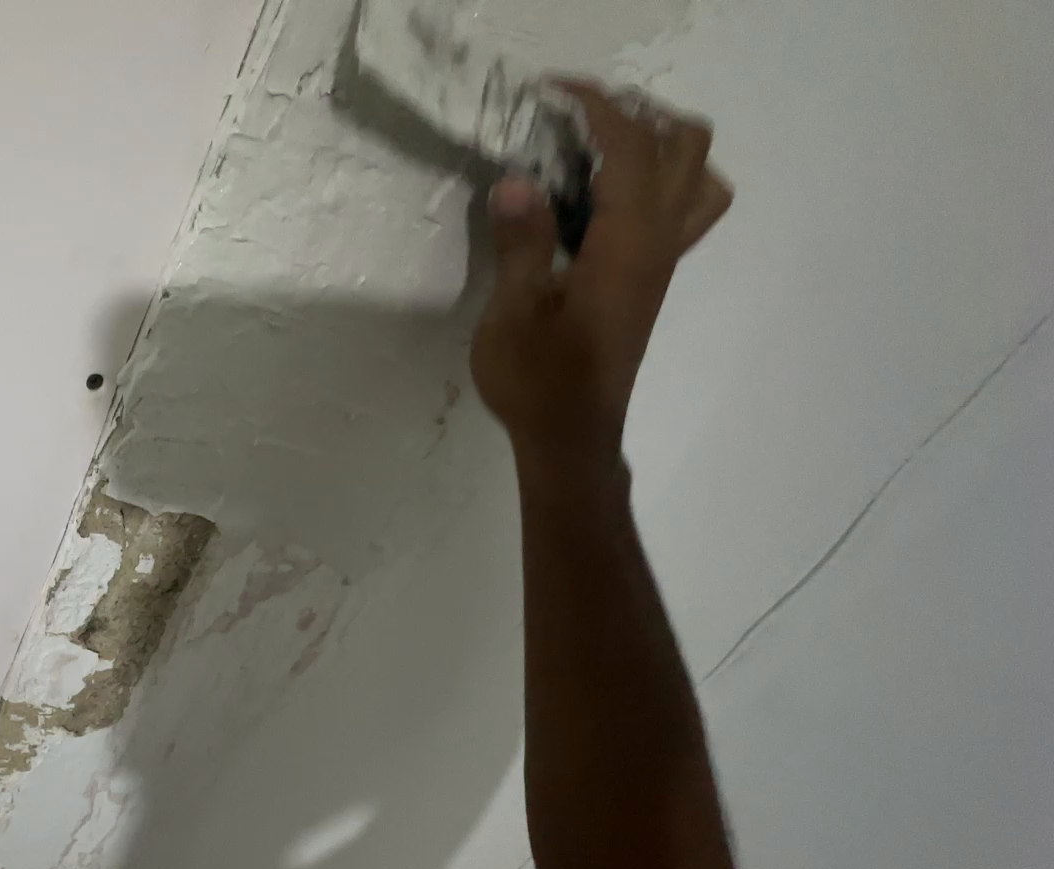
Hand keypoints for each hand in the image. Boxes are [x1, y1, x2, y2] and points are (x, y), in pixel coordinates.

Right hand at [471, 80, 732, 478]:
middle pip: (684, 146)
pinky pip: (683, 207)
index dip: (595, 107)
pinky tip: (603, 204)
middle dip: (634, 116)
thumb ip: (521, 245)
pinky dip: (656, 181)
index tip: (552, 90)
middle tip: (572, 123)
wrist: (570, 436)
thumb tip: (516, 180)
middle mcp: (659, 244)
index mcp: (627, 245)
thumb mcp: (512, 316)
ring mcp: (662, 263)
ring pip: (697, 175)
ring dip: (657, 145)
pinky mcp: (651, 281)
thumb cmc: (537, 381)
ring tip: (597, 154)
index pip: (629, 148)